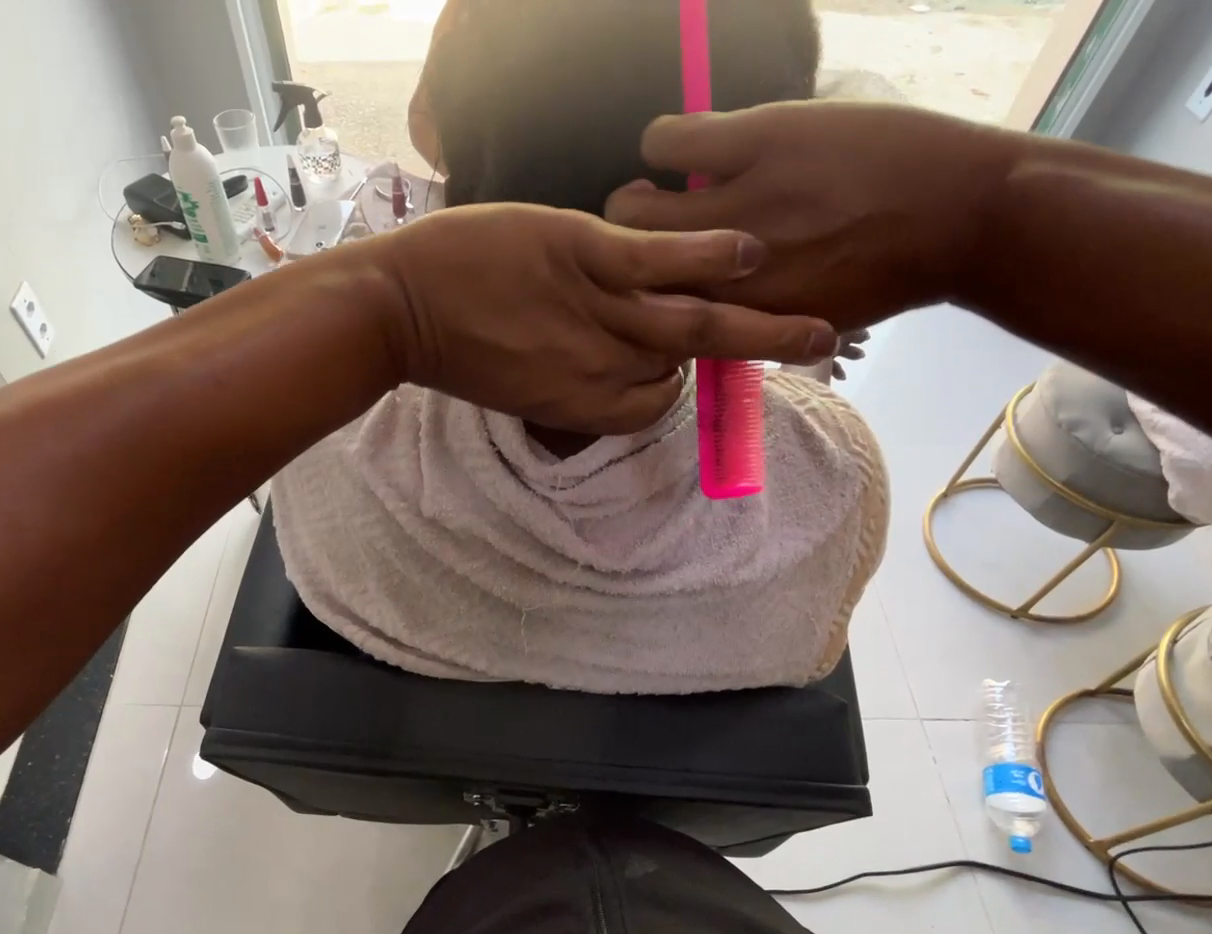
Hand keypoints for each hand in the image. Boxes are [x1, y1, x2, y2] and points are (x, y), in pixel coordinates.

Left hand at [370, 203, 838, 433]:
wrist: (396, 310)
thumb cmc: (450, 351)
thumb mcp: (514, 390)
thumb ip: (565, 385)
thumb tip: (602, 374)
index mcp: (581, 405)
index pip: (657, 399)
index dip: (676, 381)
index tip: (688, 362)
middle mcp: (600, 368)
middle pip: (688, 362)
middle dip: (752, 350)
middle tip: (815, 342)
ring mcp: (596, 313)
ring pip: (694, 321)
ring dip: (759, 315)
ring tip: (808, 304)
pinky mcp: (584, 257)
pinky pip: (660, 263)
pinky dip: (707, 256)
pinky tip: (749, 250)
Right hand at [604, 102, 1018, 331]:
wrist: (967, 217)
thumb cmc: (888, 277)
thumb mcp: (804, 321)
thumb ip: (747, 317)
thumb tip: (705, 308)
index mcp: (733, 319)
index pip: (646, 311)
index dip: (641, 293)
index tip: (651, 277)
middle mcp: (718, 278)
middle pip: (622, 263)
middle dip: (628, 247)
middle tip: (658, 226)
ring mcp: (733, 210)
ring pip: (628, 205)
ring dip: (643, 194)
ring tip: (676, 184)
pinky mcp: (755, 144)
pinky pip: (667, 140)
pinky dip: (667, 142)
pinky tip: (695, 145)